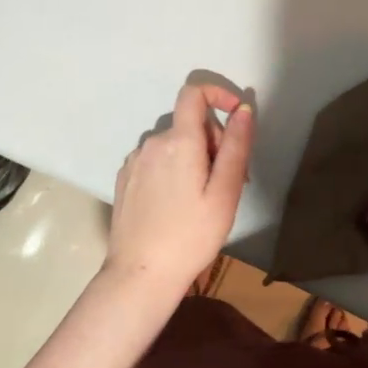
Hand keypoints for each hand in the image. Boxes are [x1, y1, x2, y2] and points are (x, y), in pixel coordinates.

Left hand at [107, 82, 254, 287]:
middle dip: (214, 142)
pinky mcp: (124, 179)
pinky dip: (173, 169)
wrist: (141, 275)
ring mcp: (134, 161)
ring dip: (194, 158)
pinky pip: (156, 160)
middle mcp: (152, 142)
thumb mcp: (225, 192)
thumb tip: (243, 108)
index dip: (219, 94)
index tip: (238, 116)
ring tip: (205, 199)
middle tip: (230, 183)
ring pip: (173, 144)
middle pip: (189, 123)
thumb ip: (236, 146)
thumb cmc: (191, 236)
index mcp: (178, 141)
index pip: (194, 92)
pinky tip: (178, 205)